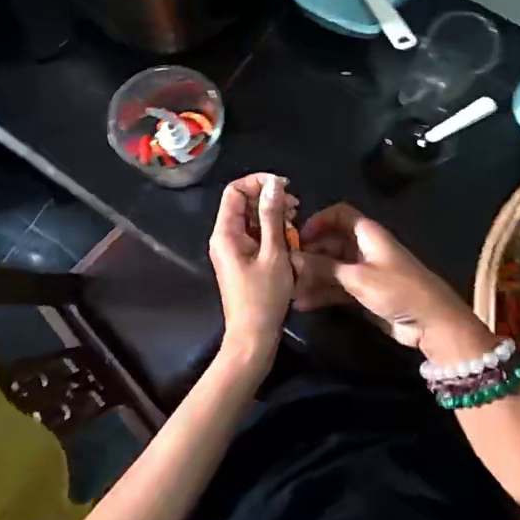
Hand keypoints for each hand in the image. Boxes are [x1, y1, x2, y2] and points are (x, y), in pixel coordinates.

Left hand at [209, 173, 298, 356]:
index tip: (285, 187)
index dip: (259, 182)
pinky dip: (272, 232)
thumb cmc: (264, 297)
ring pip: (251, 219)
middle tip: (295, 209)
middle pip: (243, 203)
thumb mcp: (273, 253)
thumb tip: (274, 185)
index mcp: (225, 232)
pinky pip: (255, 235)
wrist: (253, 337)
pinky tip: (289, 239)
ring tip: (295, 225)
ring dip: (273, 216)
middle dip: (269, 199)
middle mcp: (224, 237)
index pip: (235, 190)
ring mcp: (233, 249)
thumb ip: (272, 216)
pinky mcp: (242, 260)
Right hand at [291, 203, 480, 351]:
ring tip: (289, 289)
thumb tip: (292, 257)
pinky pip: (337, 288)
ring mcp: (364, 272)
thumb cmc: (398, 290)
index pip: (340, 214)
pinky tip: (302, 304)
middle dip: (309, 253)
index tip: (298, 236)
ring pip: (331, 268)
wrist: (432, 322)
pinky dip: (322, 293)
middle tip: (285, 267)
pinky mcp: (364, 293)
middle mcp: (364, 248)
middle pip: (331, 242)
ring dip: (312, 276)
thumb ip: (324, 268)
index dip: (318, 220)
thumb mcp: (358, 277)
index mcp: (368, 234)